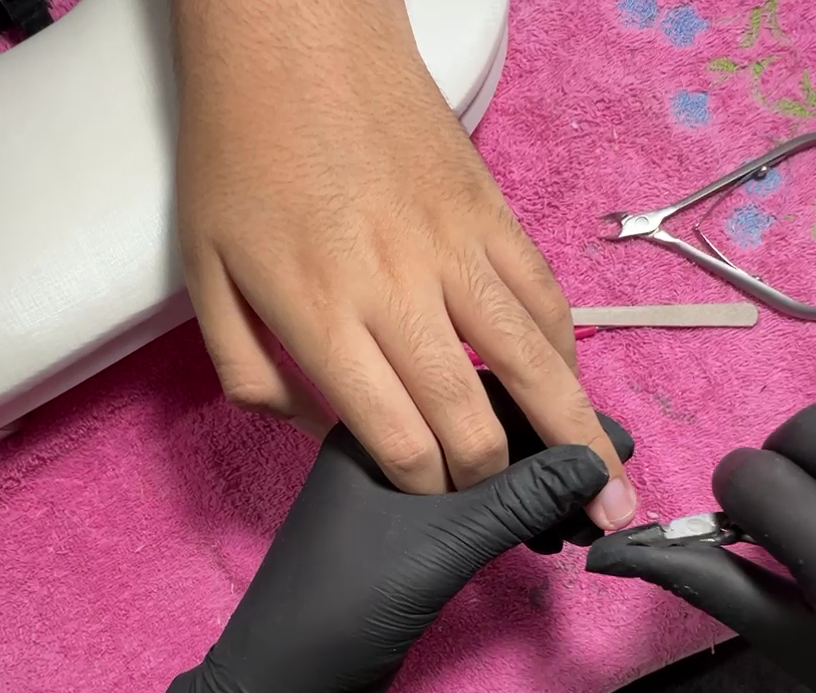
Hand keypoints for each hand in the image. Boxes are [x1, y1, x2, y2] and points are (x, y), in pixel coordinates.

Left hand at [161, 418, 614, 692]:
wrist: (285, 683)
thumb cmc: (349, 603)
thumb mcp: (440, 546)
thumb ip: (517, 499)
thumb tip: (597, 464)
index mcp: (383, 427)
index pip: (485, 399)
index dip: (558, 421)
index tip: (618, 449)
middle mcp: (391, 447)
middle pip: (492, 434)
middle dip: (558, 461)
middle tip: (614, 489)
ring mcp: (399, 491)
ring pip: (488, 475)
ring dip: (541, 495)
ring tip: (589, 520)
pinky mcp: (407, 531)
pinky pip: (475, 509)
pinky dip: (516, 520)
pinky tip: (547, 537)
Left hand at [173, 0, 636, 530]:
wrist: (295, 33)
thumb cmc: (240, 155)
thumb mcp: (204, 275)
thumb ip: (248, 374)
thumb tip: (313, 431)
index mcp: (325, 317)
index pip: (402, 441)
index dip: (427, 494)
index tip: (437, 511)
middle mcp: (402, 293)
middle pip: (475, 423)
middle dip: (503, 488)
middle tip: (531, 521)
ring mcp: (459, 250)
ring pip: (537, 366)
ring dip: (577, 438)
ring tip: (611, 487)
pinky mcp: (493, 214)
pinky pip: (548, 301)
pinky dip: (565, 357)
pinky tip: (571, 390)